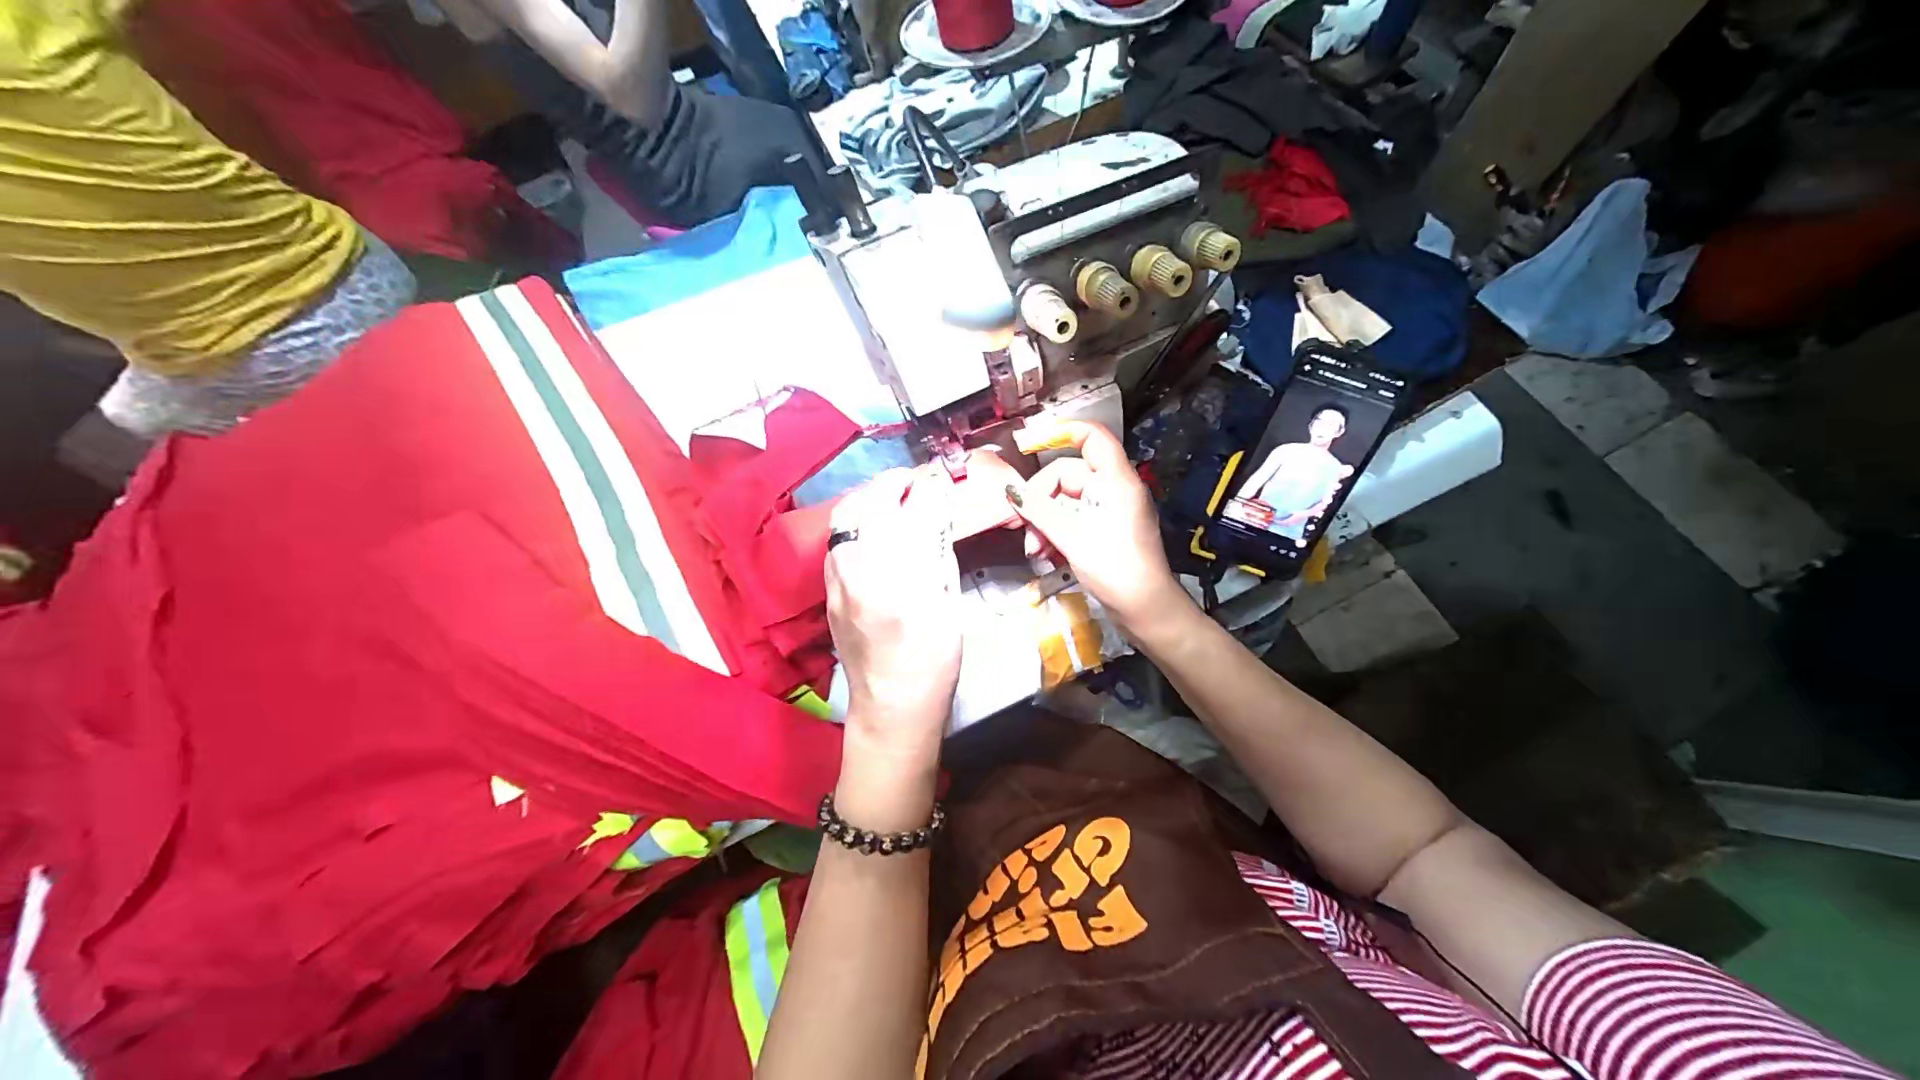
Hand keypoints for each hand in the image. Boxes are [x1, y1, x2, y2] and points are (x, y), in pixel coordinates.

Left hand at [825, 467, 962, 785]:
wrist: (890, 706)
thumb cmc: (933, 662)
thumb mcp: (949, 605)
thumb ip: (939, 554)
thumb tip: (937, 515)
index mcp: (898, 580)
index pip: (910, 514)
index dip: (925, 491)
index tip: (936, 482)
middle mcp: (858, 574)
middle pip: (866, 506)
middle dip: (889, 485)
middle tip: (910, 483)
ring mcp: (837, 582)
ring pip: (844, 520)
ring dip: (868, 500)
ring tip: (890, 500)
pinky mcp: (828, 591)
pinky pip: (837, 542)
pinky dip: (855, 524)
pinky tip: (873, 531)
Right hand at [1004, 422, 1190, 637]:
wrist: (1146, 609)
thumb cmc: (1115, 567)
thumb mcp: (1071, 537)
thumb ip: (1038, 510)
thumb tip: (1010, 491)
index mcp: (1115, 480)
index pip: (1091, 437)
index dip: (1060, 432)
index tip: (1028, 442)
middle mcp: (1114, 489)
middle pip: (1068, 475)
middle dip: (1040, 500)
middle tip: (1021, 526)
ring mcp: (1110, 510)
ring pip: (1066, 501)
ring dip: (1044, 522)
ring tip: (1033, 548)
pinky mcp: (1105, 530)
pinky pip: (1074, 519)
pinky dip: (1055, 533)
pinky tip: (1044, 553)